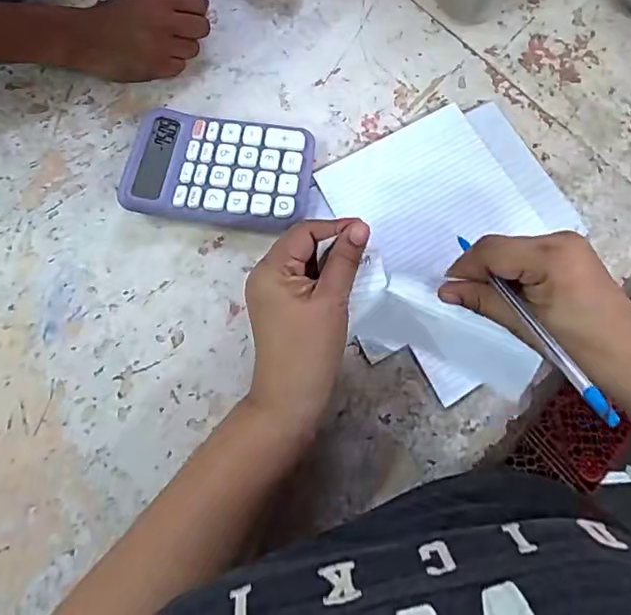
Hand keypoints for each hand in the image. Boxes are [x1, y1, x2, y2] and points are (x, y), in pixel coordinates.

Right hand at [59, 0, 209, 80]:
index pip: (199, 3)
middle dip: (193, 30)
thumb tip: (193, 10)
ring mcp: (162, 47)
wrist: (82, 39)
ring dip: (182, 48)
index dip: (197, 10)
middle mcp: (165, 21)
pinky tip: (157, 58)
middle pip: (202, 28)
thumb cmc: (110, 15)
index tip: (189, 14)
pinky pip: (180, 66)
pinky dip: (171, 63)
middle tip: (179, 33)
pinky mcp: (156, 68)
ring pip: (193, 49)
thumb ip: (167, 1)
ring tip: (163, 46)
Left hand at [243, 218, 369, 434]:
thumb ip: (345, 259)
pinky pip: (303, 278)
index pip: (304, 232)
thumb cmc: (310, 350)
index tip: (365, 230)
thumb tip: (359, 226)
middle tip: (365, 248)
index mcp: (270, 269)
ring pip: (304, 261)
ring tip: (357, 265)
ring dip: (330, 259)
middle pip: (302, 244)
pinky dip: (323, 276)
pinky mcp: (280, 305)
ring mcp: (271, 291)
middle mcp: (265, 274)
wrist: (289, 404)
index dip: (335, 227)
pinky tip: (342, 281)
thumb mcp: (331, 300)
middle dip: (333, 242)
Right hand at [438, 232, 630, 387]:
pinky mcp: (573, 252)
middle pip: (503, 246)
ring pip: (515, 249)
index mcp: (550, 255)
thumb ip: (485, 301)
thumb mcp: (527, 326)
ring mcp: (569, 243)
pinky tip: (514, 294)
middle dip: (481, 269)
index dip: (465, 268)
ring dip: (498, 270)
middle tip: (465, 296)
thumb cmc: (582, 349)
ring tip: (490, 299)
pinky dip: (516, 270)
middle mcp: (560, 239)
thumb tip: (448, 289)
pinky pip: (531, 254)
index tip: (448, 289)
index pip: (493, 250)